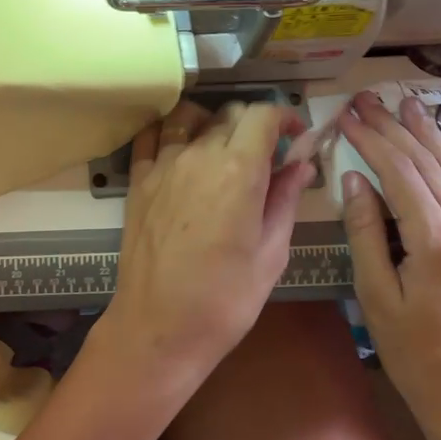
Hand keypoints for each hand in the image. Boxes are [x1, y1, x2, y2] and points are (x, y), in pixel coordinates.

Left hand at [103, 101, 315, 376]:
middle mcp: (197, 155)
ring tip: (223, 148)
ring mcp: (162, 164)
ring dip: (212, 122)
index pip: (262, 116)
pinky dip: (170, 130)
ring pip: (188, 117)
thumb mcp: (272, 253)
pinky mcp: (138, 178)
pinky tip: (182, 147)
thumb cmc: (225, 299)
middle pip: (228, 114)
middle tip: (266, 153)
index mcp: (238, 171)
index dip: (284, 117)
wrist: (159, 325)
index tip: (295, 134)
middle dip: (253, 124)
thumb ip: (286, 199)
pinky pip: (152, 135)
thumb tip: (302, 163)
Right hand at [338, 91, 440, 439]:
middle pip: (430, 165)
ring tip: (409, 107)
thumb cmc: (412, 353)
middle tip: (368, 100)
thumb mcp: (375, 295)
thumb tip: (356, 180)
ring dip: (433, 137)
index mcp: (437, 242)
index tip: (346, 116)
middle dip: (396, 129)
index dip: (372, 140)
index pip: (401, 174)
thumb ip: (366, 233)